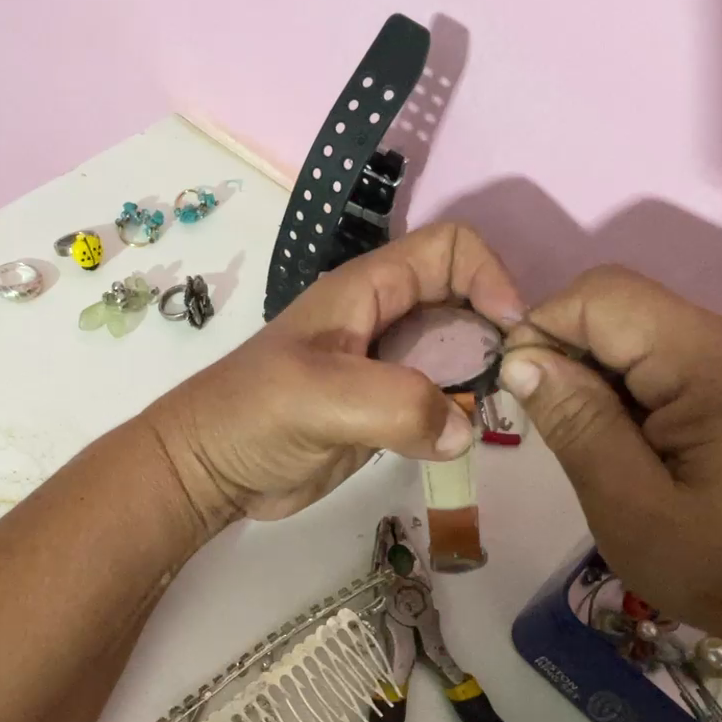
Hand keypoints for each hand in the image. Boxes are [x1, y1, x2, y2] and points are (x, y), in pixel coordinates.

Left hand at [147, 223, 525, 524]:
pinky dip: (458, 416)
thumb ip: (398, 405)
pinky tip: (461, 440)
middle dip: (492, 335)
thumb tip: (464, 430)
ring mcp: (384, 369)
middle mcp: (382, 321)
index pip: (449, 250)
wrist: (211, 472)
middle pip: (462, 303)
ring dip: (479, 381)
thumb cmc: (252, 415)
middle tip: (510, 385)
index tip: (509, 332)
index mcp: (366, 291)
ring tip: (490, 417)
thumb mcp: (320, 397)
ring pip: (455, 356)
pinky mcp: (384, 414)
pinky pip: (438, 403)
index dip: (488, 277)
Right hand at [499, 267, 721, 639]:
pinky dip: (634, 391)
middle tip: (559, 434)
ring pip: (643, 333)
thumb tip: (520, 359)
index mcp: (714, 360)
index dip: (544, 329)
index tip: (522, 395)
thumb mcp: (629, 506)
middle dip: (571, 357)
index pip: (602, 295)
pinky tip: (638, 447)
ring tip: (603, 450)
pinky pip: (672, 359)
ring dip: (602, 379)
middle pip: (624, 308)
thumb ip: (576, 423)